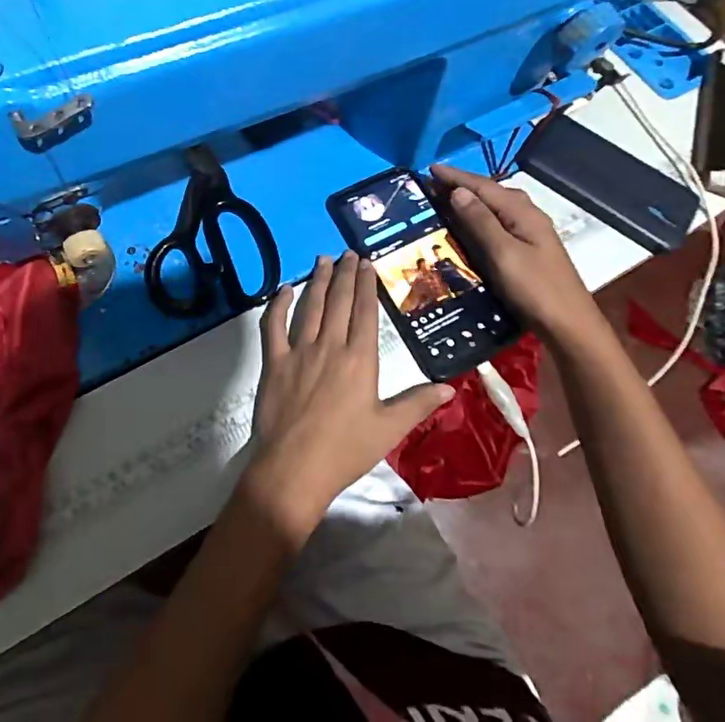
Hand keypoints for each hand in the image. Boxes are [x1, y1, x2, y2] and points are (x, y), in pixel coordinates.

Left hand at [242, 253, 454, 539]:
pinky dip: (278, 305)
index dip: (367, 284)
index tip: (366, 263)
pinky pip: (273, 326)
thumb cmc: (345, 451)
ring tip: (322, 259)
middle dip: (344, 274)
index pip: (366, 311)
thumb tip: (451, 387)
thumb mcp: (389, 429)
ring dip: (318, 280)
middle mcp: (331, 346)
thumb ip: (418, 403)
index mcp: (361, 359)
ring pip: (310, 307)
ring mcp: (299, 352)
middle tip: (347, 252)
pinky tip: (284, 289)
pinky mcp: (274, 363)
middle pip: (339, 301)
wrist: (293, 471)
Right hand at [431, 164, 600, 336]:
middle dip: (463, 186)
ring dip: (473, 202)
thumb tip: (459, 191)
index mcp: (523, 213)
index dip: (457, 177)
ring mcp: (532, 234)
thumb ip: (481, 221)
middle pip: (493, 193)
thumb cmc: (535, 289)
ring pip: (498, 208)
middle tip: (433, 186)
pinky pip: (501, 224)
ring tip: (447, 203)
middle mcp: (529, 217)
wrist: (569, 326)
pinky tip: (471, 230)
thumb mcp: (503, 254)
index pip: (484, 186)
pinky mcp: (530, 251)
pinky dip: (482, 220)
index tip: (430, 169)